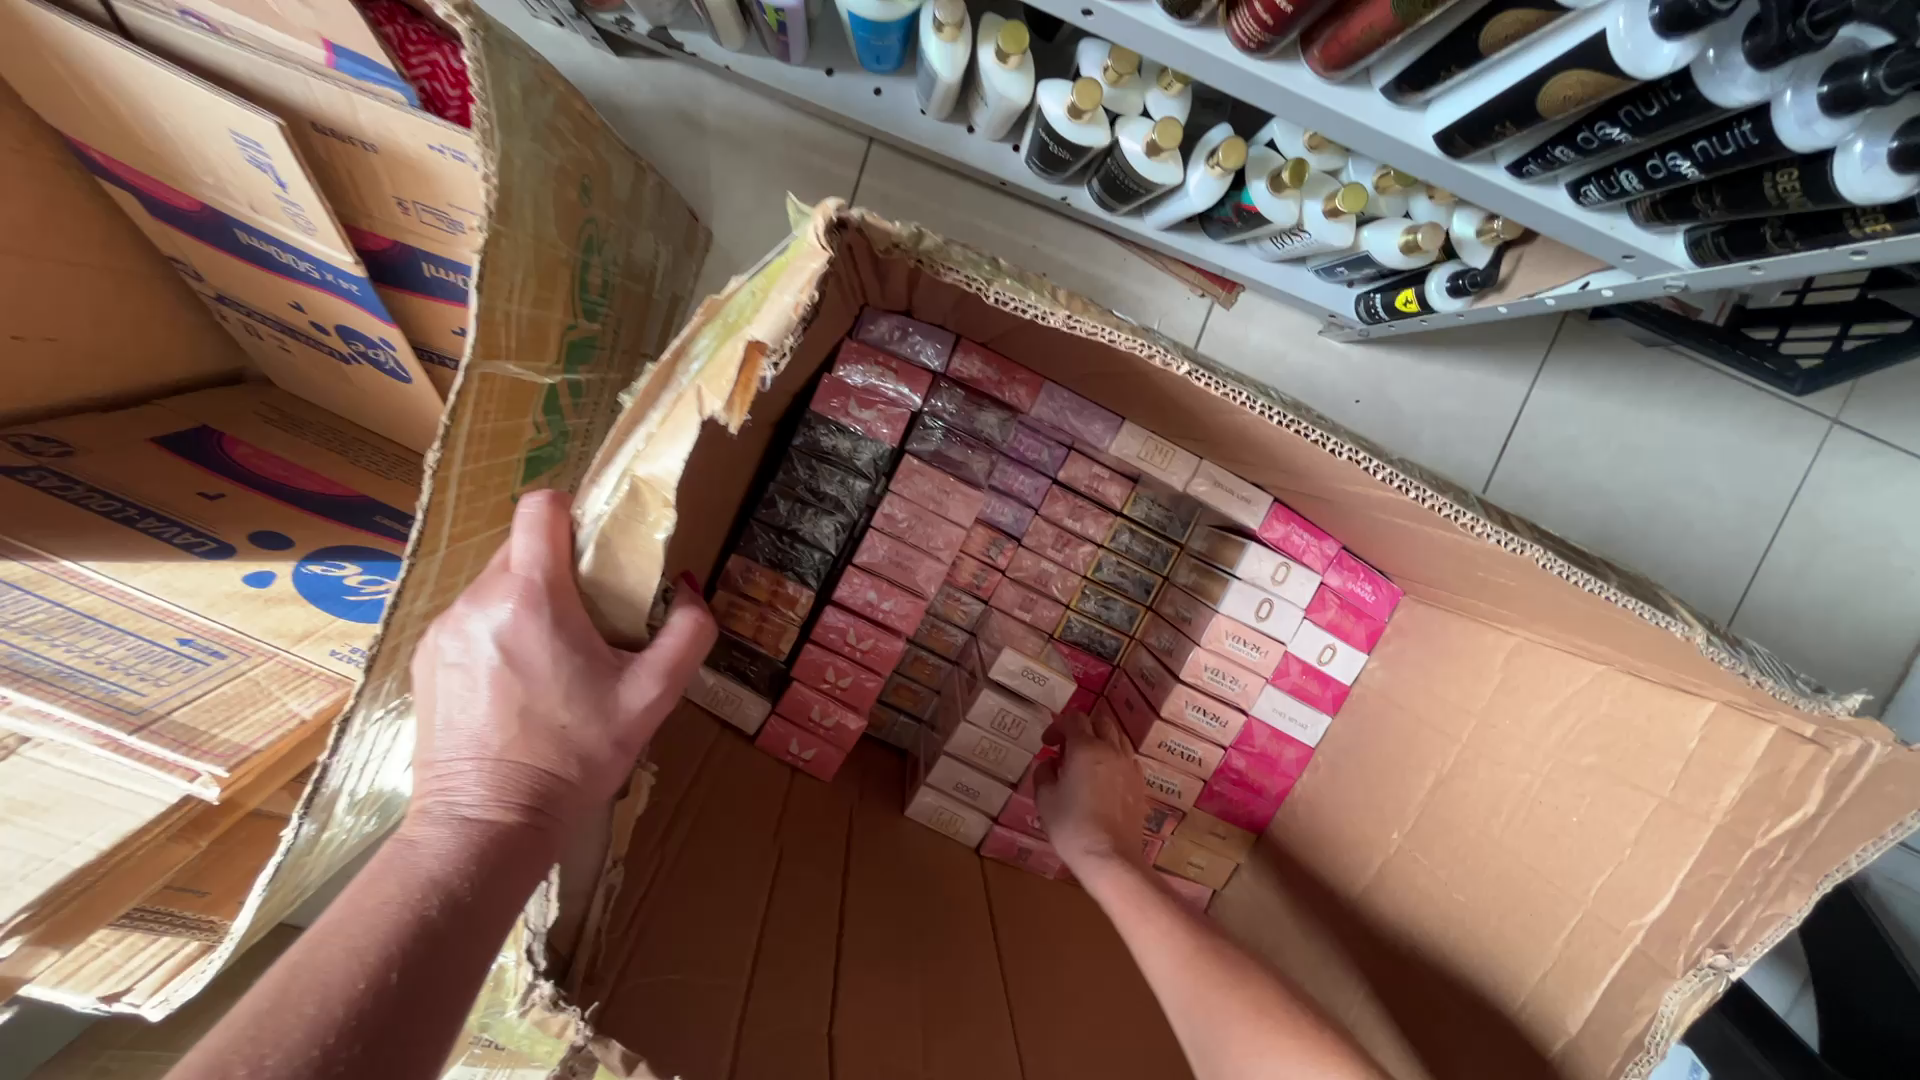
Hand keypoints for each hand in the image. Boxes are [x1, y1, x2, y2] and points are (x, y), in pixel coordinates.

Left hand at [407, 489, 716, 850]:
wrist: (487, 826)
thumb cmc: (576, 757)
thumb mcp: (653, 695)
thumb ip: (688, 632)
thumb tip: (688, 588)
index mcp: (532, 596)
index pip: (541, 507)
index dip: (576, 511)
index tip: (604, 545)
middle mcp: (477, 600)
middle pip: (522, 546)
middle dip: (563, 563)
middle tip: (597, 611)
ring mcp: (443, 631)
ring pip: (497, 583)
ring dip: (534, 598)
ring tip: (560, 651)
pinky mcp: (425, 660)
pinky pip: (473, 617)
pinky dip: (503, 628)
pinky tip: (522, 679)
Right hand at [1033, 708, 1149, 881]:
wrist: (1109, 856)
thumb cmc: (1071, 825)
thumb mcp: (1045, 798)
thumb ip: (1044, 773)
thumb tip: (1050, 763)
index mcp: (1085, 748)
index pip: (1074, 719)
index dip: (1057, 726)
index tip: (1048, 744)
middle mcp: (1111, 750)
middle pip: (1101, 722)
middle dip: (1082, 728)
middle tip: (1067, 748)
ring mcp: (1129, 767)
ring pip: (1118, 738)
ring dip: (1101, 740)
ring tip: (1088, 760)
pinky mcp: (1140, 785)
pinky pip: (1128, 759)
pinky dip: (1115, 758)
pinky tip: (1105, 778)